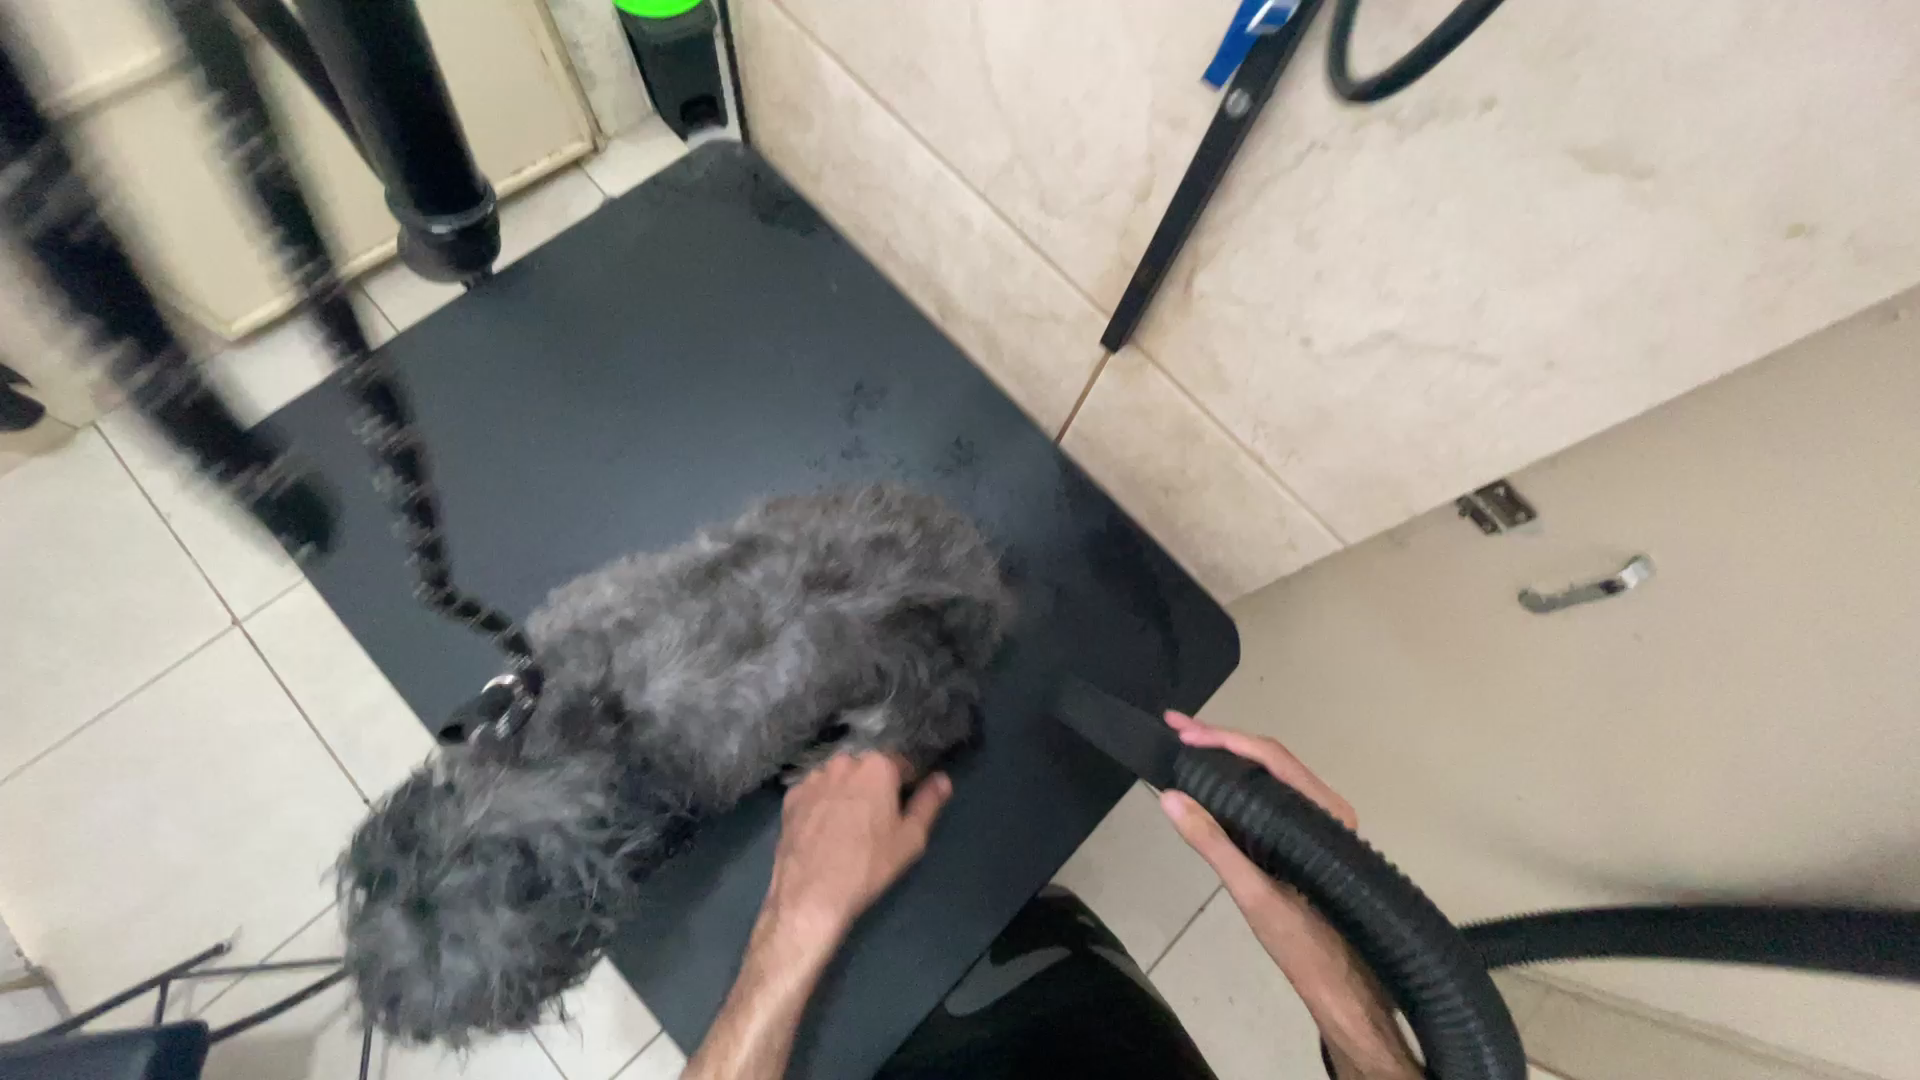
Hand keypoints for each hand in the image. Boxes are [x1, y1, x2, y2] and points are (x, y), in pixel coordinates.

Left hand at [760, 752, 952, 956]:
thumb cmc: (869, 865)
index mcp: (877, 766)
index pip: (900, 764)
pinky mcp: (791, 797)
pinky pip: (815, 793)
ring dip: (846, 792)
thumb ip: (929, 802)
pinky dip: (821, 804)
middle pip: (867, 769)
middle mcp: (843, 762)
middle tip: (876, 820)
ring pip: (839, 778)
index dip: (906, 785)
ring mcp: (813, 778)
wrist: (810, 895)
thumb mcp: (911, 838)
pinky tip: (823, 830)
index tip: (903, 808)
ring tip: (847, 826)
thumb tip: (943, 779)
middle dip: (874, 786)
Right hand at [1158, 712, 1419, 1079]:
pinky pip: (1270, 792)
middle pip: (1267, 757)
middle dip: (1219, 739)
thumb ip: (1213, 843)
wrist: (1347, 992)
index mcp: (1323, 815)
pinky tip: (1211, 780)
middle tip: (1174, 727)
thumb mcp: (1253, 895)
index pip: (1269, 758)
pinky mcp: (1308, 836)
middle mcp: (1326, 809)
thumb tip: (1170, 797)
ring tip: (1186, 744)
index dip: (1223, 739)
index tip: (1183, 732)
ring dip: (1226, 756)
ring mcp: (1319, 822)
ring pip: (1268, 772)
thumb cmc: (1306, 945)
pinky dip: (1237, 779)